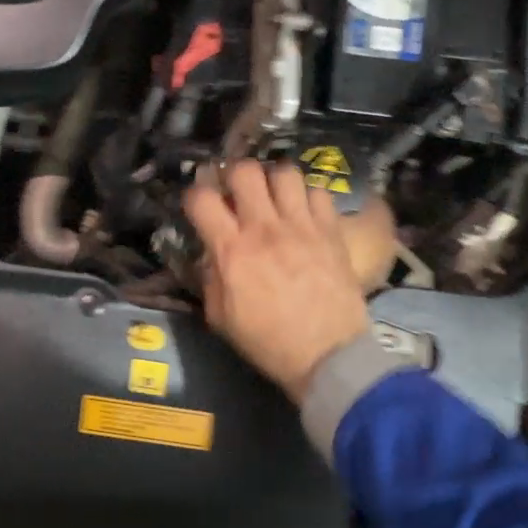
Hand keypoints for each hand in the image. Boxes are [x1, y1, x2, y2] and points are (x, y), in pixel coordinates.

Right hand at [184, 161, 397, 403]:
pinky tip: (304, 213)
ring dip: (273, 181)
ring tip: (274, 197)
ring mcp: (302, 225)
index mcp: (231, 250)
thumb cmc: (268, 342)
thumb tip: (212, 254)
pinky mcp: (332, 230)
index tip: (200, 207)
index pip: (200, 197)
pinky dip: (307, 196)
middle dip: (235, 176)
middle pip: (244, 170)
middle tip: (238, 193)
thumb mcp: (220, 317)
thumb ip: (210, 278)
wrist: (328, 357)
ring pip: (284, 172)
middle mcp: (265, 228)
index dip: (195, 196)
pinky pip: (319, 191)